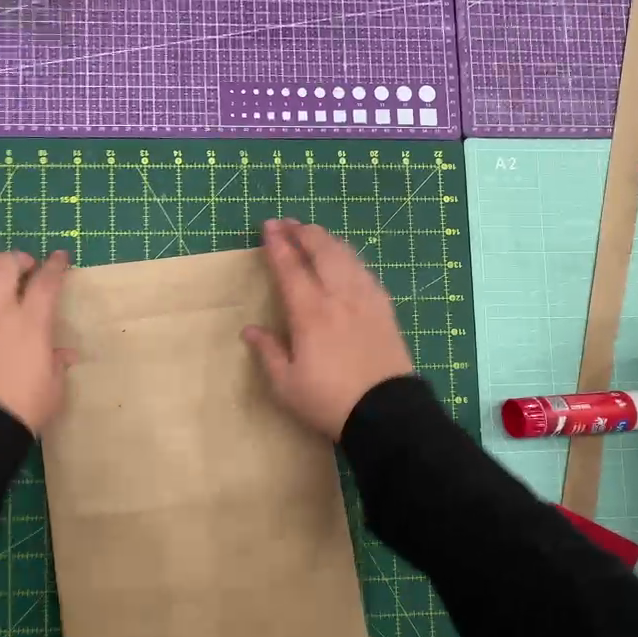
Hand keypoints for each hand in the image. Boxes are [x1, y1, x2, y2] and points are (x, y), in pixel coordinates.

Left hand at [0, 249, 73, 434]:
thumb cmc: (20, 410)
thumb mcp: (52, 389)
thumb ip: (58, 364)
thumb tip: (65, 354)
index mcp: (30, 322)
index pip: (46, 280)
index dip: (56, 264)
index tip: (60, 258)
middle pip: (4, 263)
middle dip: (17, 259)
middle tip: (24, 268)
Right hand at [242, 219, 414, 439]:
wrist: (387, 413)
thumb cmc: (329, 401)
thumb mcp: (287, 385)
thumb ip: (268, 352)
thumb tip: (250, 330)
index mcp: (310, 313)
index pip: (291, 268)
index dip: (278, 244)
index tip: (268, 227)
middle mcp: (339, 297)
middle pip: (322, 250)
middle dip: (303, 232)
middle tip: (287, 223)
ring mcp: (366, 300)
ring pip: (346, 256)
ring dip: (326, 240)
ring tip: (313, 234)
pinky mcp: (385, 309)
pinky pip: (364, 271)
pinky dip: (349, 257)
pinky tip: (344, 259)